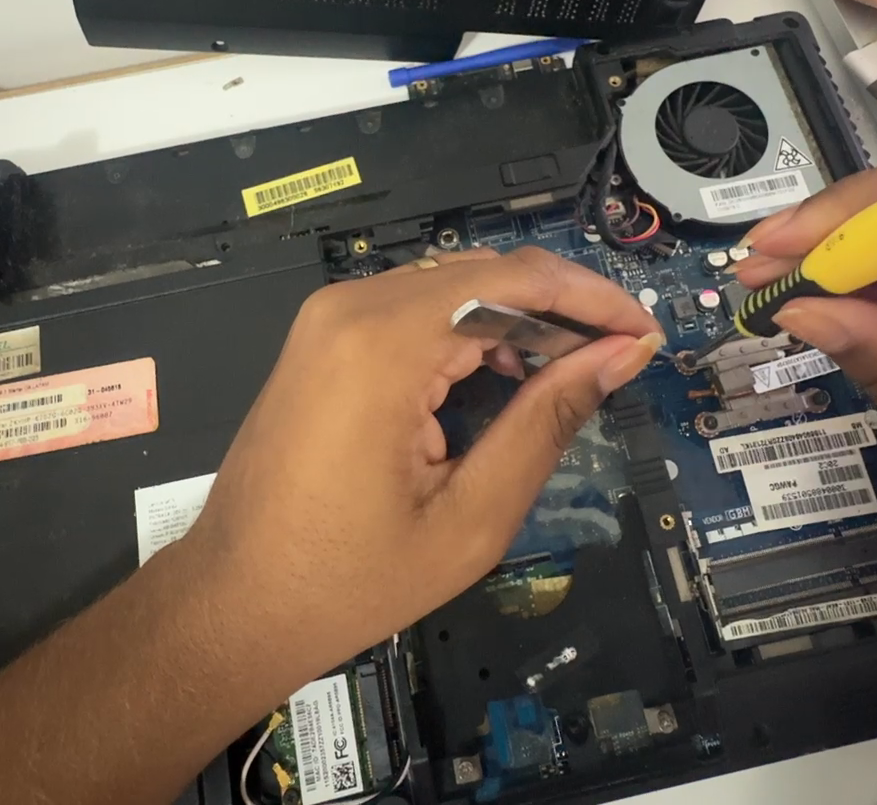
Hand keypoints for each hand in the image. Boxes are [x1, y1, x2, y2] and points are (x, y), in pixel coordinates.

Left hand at [177, 247, 662, 693]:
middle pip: (484, 273)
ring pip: (451, 285)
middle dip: (558, 309)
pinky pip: (413, 307)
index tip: (641, 333)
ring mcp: (329, 317)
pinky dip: (467, 329)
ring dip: (515, 318)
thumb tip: (617, 358)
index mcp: (384, 343)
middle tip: (612, 359)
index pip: (514, 280)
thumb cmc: (348, 579)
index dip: (591, 299)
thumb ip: (548, 422)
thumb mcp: (470, 515)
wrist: (235, 602)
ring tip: (563, 372)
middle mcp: (351, 307)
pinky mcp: (324, 336)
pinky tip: (497, 374)